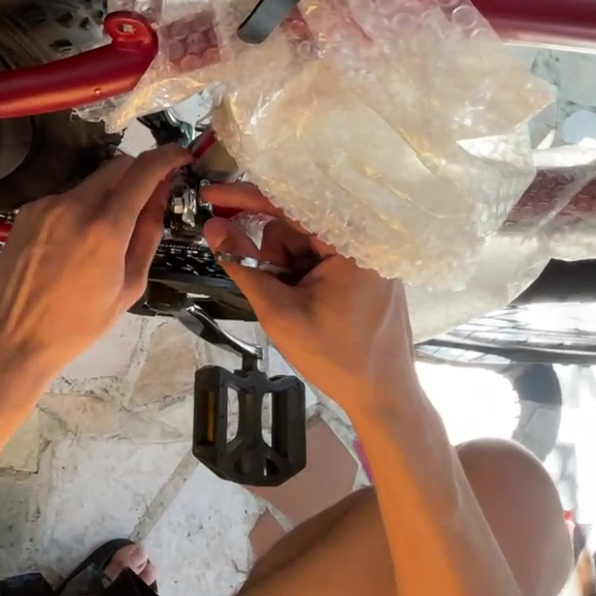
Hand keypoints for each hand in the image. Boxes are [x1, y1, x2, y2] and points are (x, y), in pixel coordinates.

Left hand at [0, 145, 192, 384]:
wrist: (15, 337)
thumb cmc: (78, 324)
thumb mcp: (128, 287)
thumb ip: (147, 237)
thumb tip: (158, 200)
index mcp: (105, 228)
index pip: (142, 171)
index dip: (167, 157)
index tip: (180, 156)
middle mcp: (73, 206)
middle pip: (116, 168)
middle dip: (138, 175)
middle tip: (149, 197)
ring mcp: (46, 206)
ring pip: (89, 184)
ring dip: (107, 195)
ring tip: (106, 234)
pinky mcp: (27, 212)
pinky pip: (64, 199)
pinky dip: (79, 209)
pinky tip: (74, 243)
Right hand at [200, 183, 413, 406]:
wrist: (384, 398)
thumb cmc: (334, 356)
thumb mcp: (278, 311)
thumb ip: (243, 265)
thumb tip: (213, 227)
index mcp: (350, 243)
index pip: (289, 205)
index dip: (245, 198)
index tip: (211, 197)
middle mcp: (365, 241)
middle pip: (296, 225)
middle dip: (272, 253)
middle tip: (268, 287)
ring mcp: (368, 258)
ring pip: (305, 243)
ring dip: (286, 267)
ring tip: (293, 303)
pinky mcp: (368, 273)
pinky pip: (321, 258)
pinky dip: (302, 274)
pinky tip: (305, 302)